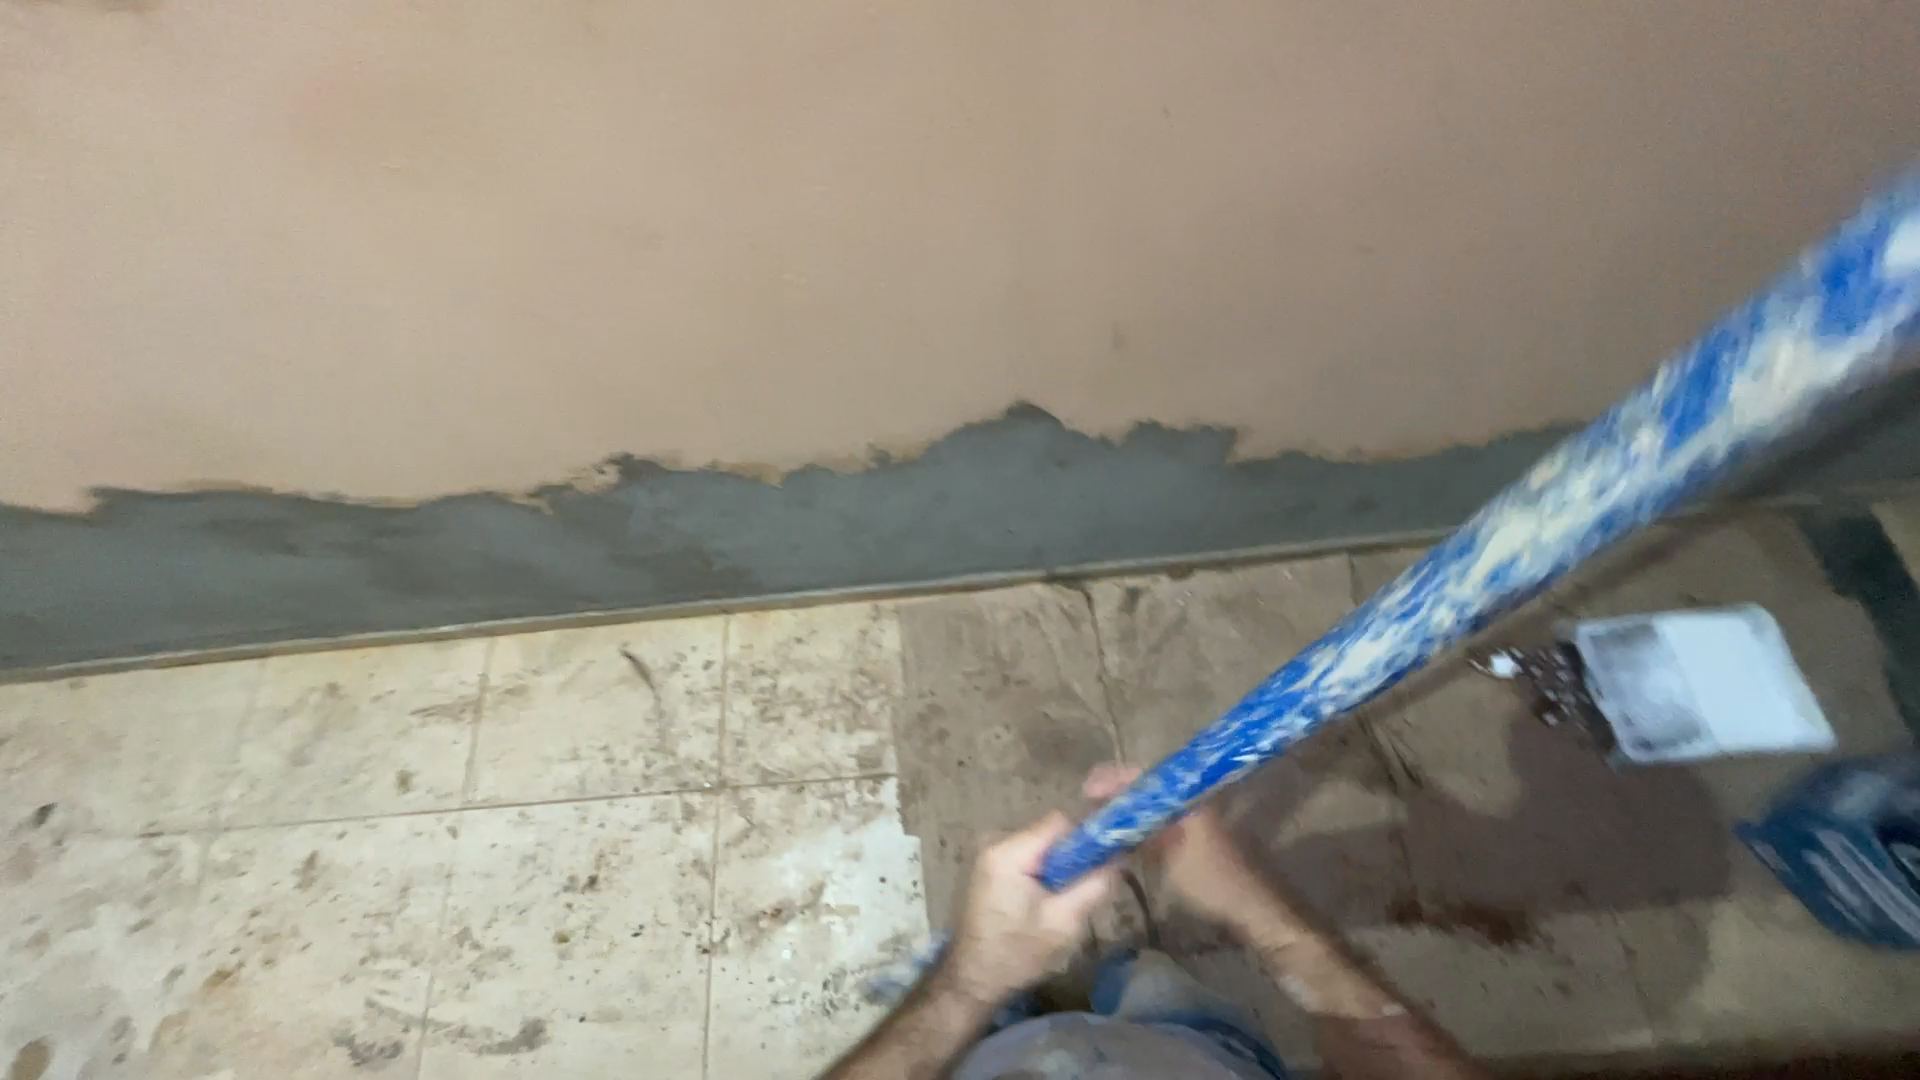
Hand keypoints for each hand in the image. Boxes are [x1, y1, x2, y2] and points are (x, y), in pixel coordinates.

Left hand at [938, 813, 1117, 1004]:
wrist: (972, 978)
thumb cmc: (1017, 954)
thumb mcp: (1064, 923)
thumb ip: (1095, 885)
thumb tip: (1120, 856)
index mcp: (1009, 850)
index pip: (1059, 822)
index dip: (1086, 838)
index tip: (1103, 863)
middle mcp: (995, 840)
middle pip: (1049, 833)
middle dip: (1071, 857)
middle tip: (1081, 890)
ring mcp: (989, 850)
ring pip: (1040, 845)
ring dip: (1056, 867)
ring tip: (1060, 901)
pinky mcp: (989, 863)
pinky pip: (1026, 855)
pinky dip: (1040, 872)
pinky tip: (1041, 901)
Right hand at [1083, 764, 1306, 940]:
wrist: (1262, 914)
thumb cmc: (1217, 885)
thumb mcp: (1171, 861)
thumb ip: (1140, 836)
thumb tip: (1108, 820)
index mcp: (1189, 798)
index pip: (1145, 775)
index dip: (1114, 779)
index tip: (1087, 787)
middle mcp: (1195, 801)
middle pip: (1150, 788)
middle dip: (1119, 793)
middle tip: (1090, 802)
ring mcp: (1201, 821)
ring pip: (1157, 807)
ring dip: (1130, 811)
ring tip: (1102, 819)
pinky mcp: (1204, 841)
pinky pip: (1166, 823)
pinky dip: (1144, 827)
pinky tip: (1127, 839)